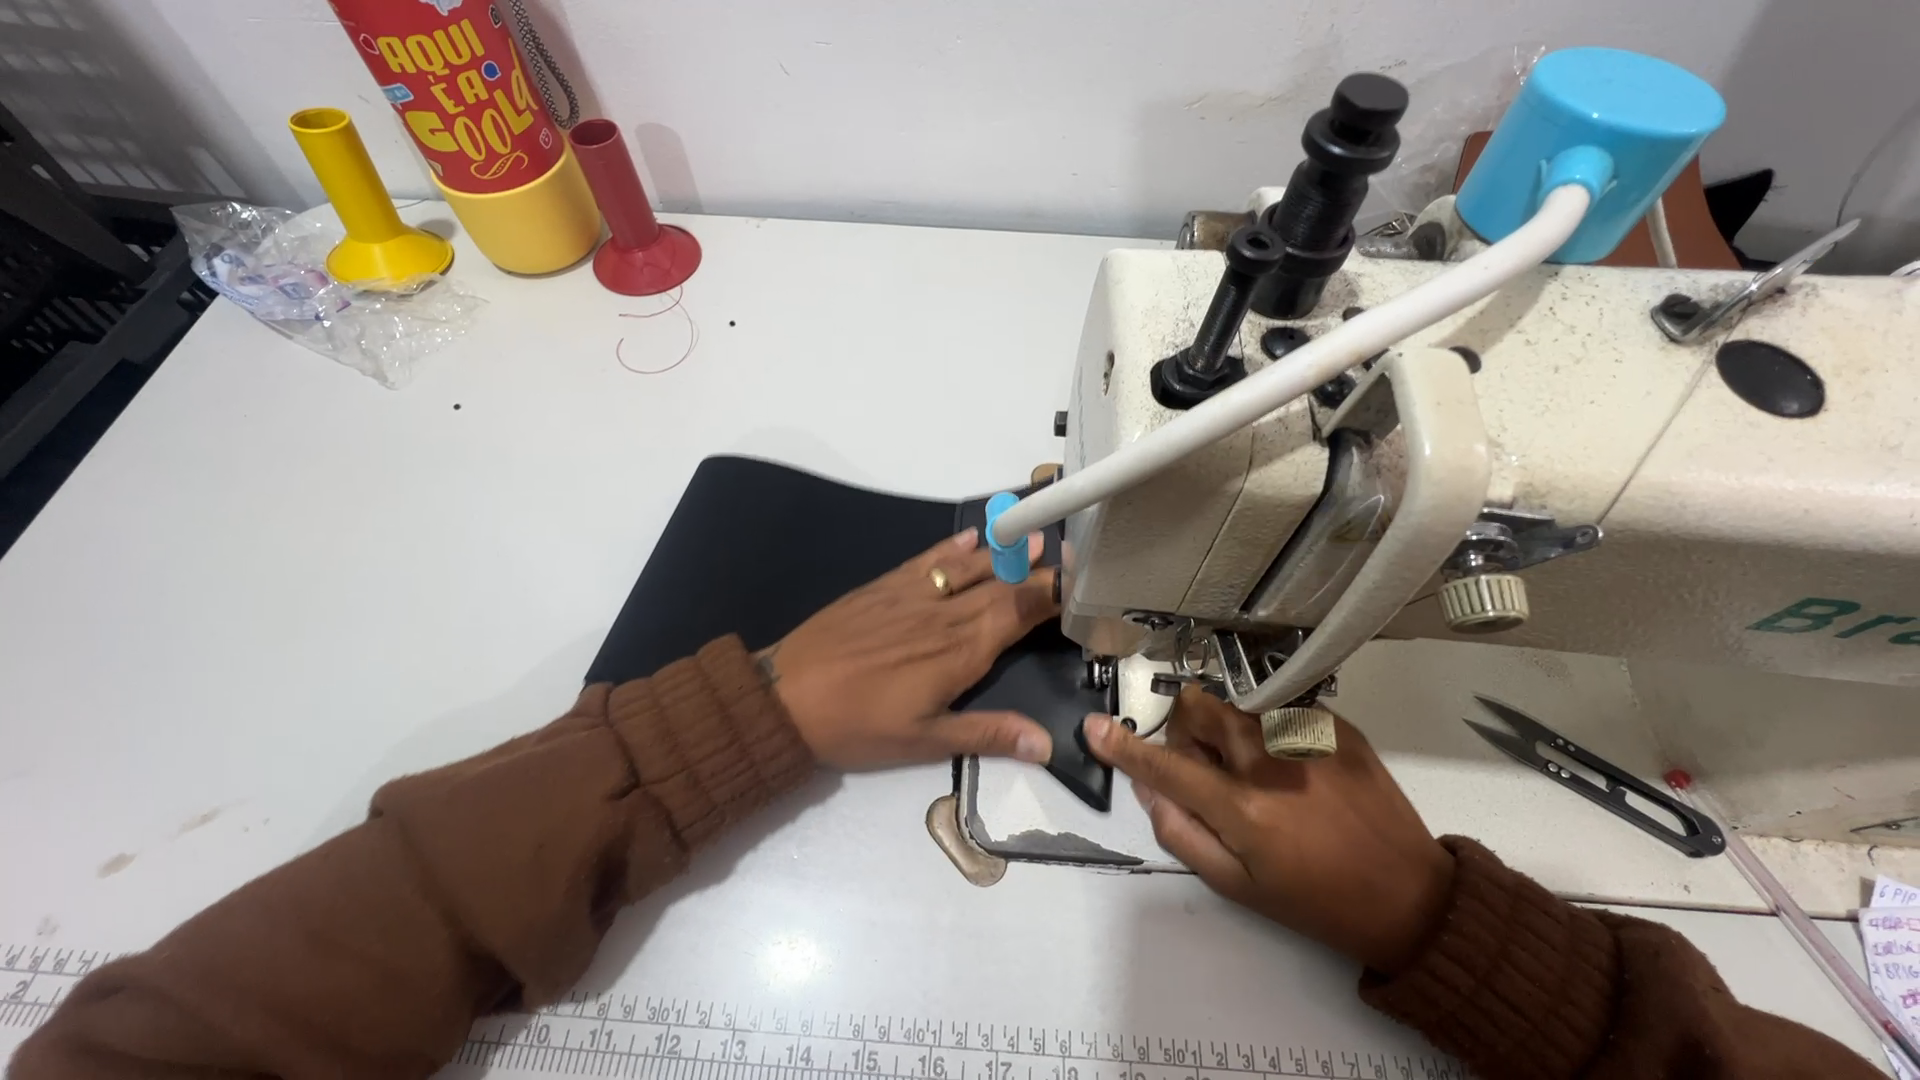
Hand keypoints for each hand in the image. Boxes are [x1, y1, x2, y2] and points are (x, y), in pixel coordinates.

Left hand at [763, 528, 1058, 769]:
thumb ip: (987, 735)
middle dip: (1039, 571)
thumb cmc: (858, 725)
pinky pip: (928, 559)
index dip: (1051, 596)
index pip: (1019, 613)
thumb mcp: (924, 740)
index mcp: (961, 651)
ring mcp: (913, 594)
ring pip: (970, 566)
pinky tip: (971, 537)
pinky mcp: (884, 586)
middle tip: (1072, 556)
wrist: (787, 696)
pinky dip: (953, 547)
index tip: (1080, 584)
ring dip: (1005, 552)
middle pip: (1003, 586)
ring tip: (1035, 536)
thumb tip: (1048, 743)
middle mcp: (945, 614)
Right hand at [1083, 690, 1454, 972]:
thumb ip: (1182, 834)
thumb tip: (1149, 790)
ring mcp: (1309, 736)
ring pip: (1237, 702)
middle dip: (1186, 732)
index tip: (1095, 728)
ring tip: (1253, 768)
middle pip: (1199, 709)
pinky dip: (1267, 729)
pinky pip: (1279, 707)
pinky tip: (1291, 765)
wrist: (1411, 895)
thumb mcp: (1239, 887)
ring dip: (1226, 728)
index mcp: (1245, 808)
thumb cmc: (1316, 900)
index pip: (1167, 767)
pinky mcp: (1337, 726)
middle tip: (1205, 768)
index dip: (1125, 748)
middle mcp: (1273, 760)